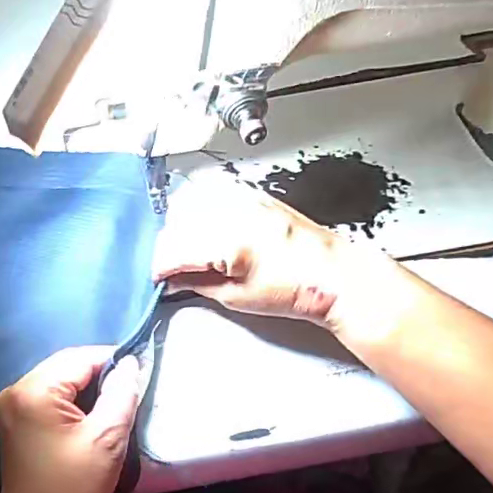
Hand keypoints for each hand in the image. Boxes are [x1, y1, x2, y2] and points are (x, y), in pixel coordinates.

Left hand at [0, 346, 145, 492]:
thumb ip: (121, 394)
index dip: (114, 360)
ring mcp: (12, 406)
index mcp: (34, 390)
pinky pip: (50, 396)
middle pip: (67, 366)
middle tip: (133, 388)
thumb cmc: (73, 491)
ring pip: (59, 380)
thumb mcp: (106, 439)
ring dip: (88, 386)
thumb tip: (131, 363)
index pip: (80, 358)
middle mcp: (16, 390)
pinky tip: (94, 415)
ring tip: (117, 401)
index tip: (143, 372)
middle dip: (101, 372)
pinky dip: (74, 400)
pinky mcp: (16, 421)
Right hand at [151, 178, 401, 328]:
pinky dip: (203, 215)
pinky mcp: (254, 195)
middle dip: (170, 248)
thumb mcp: (237, 297)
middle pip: (177, 224)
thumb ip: (196, 283)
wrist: (335, 275)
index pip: (173, 248)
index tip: (157, 277)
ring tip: (194, 255)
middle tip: (173, 270)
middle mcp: (234, 212)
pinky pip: (214, 198)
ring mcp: (245, 199)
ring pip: (191, 207)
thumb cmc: (298, 289)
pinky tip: (210, 236)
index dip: (160, 266)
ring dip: (184, 230)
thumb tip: (172, 280)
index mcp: (228, 240)